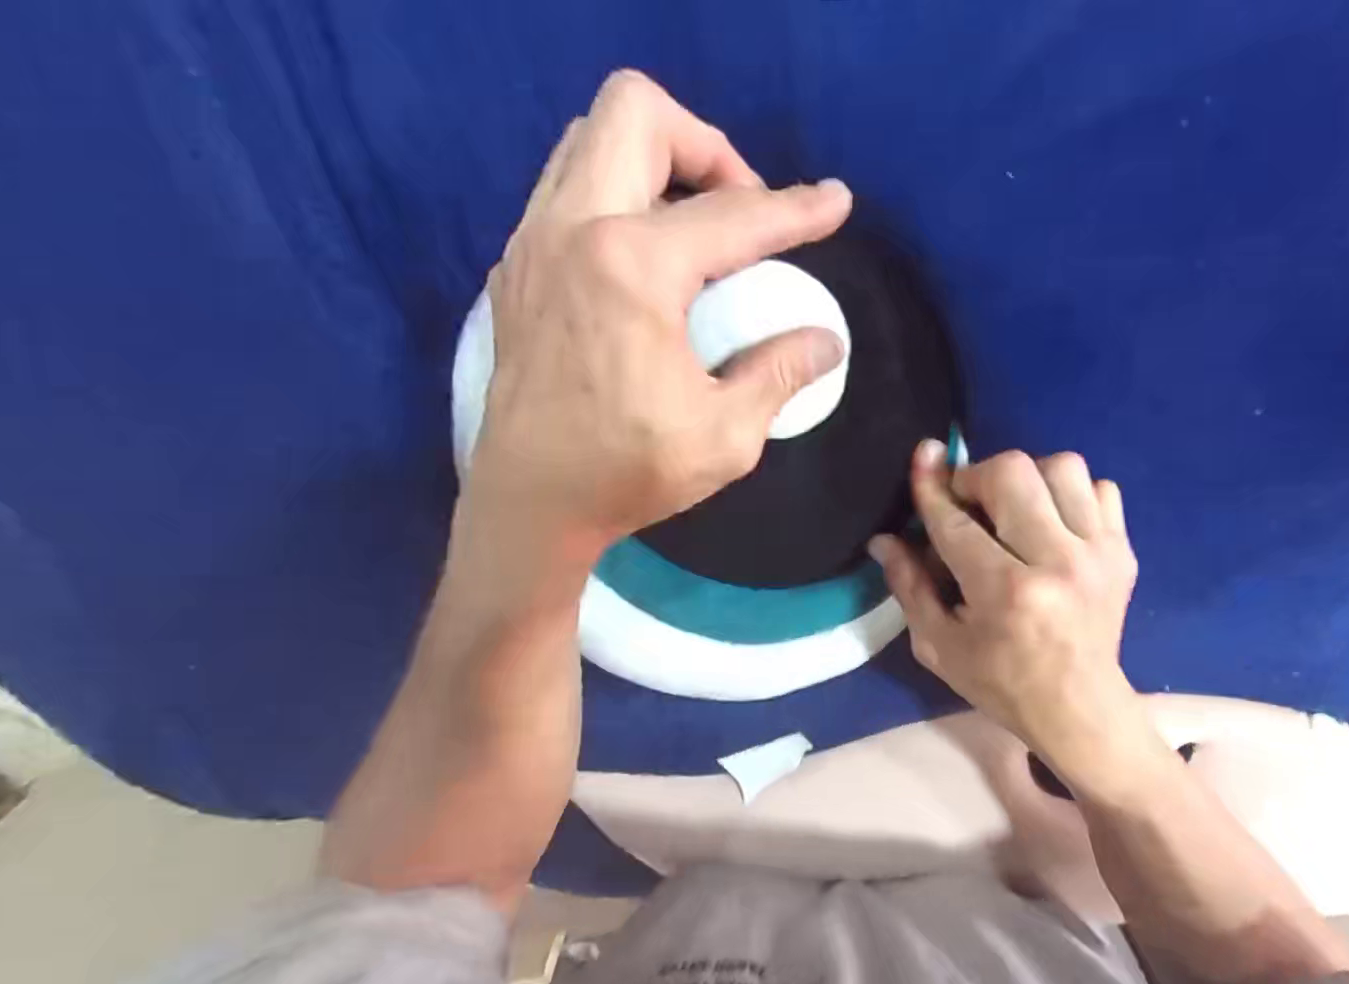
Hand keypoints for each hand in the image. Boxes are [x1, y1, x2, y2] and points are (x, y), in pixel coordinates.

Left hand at [467, 70, 852, 563]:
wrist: (528, 503)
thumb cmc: (626, 474)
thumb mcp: (724, 437)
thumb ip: (779, 374)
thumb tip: (824, 340)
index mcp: (632, 269)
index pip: (734, 215)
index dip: (795, 210)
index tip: (834, 203)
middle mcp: (573, 230)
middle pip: (638, 114)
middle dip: (707, 149)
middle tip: (738, 214)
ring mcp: (532, 244)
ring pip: (592, 141)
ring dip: (654, 164)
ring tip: (692, 230)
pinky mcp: (514, 270)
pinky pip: (566, 190)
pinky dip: (614, 198)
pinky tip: (640, 265)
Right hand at [869, 440, 1159, 795]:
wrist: (1079, 710)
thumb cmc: (998, 681)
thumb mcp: (937, 644)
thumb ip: (909, 586)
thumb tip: (883, 539)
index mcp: (1005, 592)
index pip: (957, 520)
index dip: (932, 486)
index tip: (923, 456)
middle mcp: (1057, 562)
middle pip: (1014, 473)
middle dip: (978, 476)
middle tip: (967, 503)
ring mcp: (1099, 554)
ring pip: (1062, 467)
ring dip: (1026, 479)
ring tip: (1011, 510)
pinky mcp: (1124, 552)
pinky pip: (1099, 488)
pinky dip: (1069, 494)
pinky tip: (1051, 523)